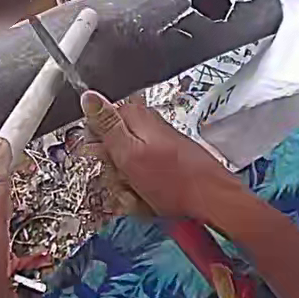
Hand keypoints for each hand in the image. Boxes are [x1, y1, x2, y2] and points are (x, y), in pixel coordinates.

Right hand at [81, 91, 247, 223]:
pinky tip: (150, 201)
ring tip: (141, 194)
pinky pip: (139, 179)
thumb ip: (106, 125)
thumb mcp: (129, 153)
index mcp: (134, 116)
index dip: (96, 147)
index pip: (96, 124)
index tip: (105, 161)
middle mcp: (144, 127)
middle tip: (125, 180)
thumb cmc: (173, 179)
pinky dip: (141, 193)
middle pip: (108, 149)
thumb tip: (87, 96)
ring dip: (126, 186)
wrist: (211, 200)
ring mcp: (153, 147)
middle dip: (112, 171)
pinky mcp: (162, 165)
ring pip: (122, 168)